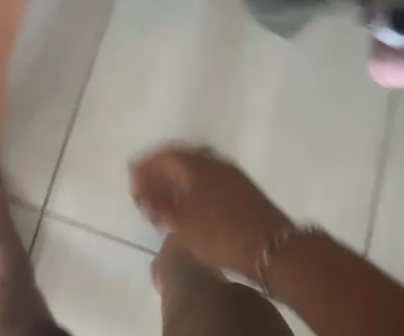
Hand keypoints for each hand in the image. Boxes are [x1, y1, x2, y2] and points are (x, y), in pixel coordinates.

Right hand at [129, 145, 292, 278]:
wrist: (272, 247)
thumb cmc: (220, 232)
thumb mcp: (181, 221)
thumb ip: (159, 204)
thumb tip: (143, 191)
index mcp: (194, 162)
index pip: (163, 155)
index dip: (145, 165)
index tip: (131, 177)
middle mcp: (212, 160)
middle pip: (179, 161)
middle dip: (159, 175)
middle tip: (145, 194)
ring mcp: (230, 174)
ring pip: (195, 173)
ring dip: (176, 185)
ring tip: (164, 207)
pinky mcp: (242, 190)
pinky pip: (208, 182)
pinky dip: (192, 192)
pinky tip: (189, 211)